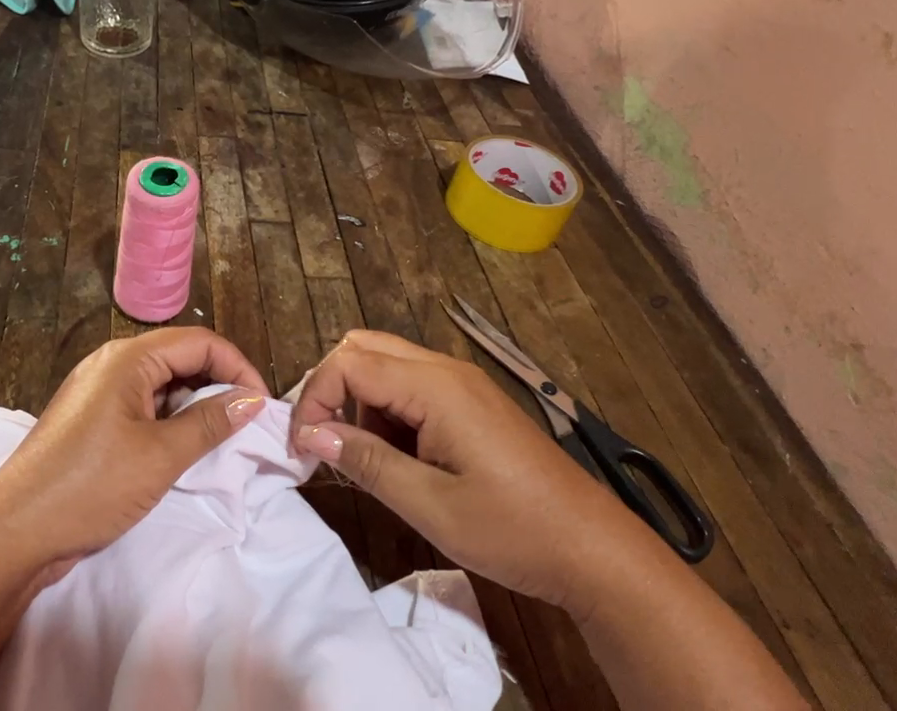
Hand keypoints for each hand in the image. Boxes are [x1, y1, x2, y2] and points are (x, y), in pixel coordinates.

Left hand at [0, 327, 270, 567]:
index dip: (238, 367)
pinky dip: (170, 418)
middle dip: (219, 382)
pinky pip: (143, 404)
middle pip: (180, 356)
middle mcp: (112, 363)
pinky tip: (185, 445)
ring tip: (223, 436)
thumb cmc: (92, 485)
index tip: (264, 405)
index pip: (199, 341)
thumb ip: (210, 422)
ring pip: (162, 382)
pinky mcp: (92, 418)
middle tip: (248, 421)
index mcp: (128, 358)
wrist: (17, 530)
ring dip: (196, 403)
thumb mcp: (161, 455)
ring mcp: (98, 390)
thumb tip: (253, 399)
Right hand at [290, 330, 657, 612]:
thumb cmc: (513, 530)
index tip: (302, 449)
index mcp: (435, 387)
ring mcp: (462, 383)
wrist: (594, 550)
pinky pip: (410, 385)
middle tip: (323, 443)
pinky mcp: (471, 402)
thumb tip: (309, 434)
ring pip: (384, 364)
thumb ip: (366, 462)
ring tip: (366, 459)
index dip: (314, 400)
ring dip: (359, 403)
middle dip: (331, 390)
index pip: (348, 363)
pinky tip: (400, 458)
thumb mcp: (430, 505)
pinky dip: (386, 411)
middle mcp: (445, 370)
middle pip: (363, 347)